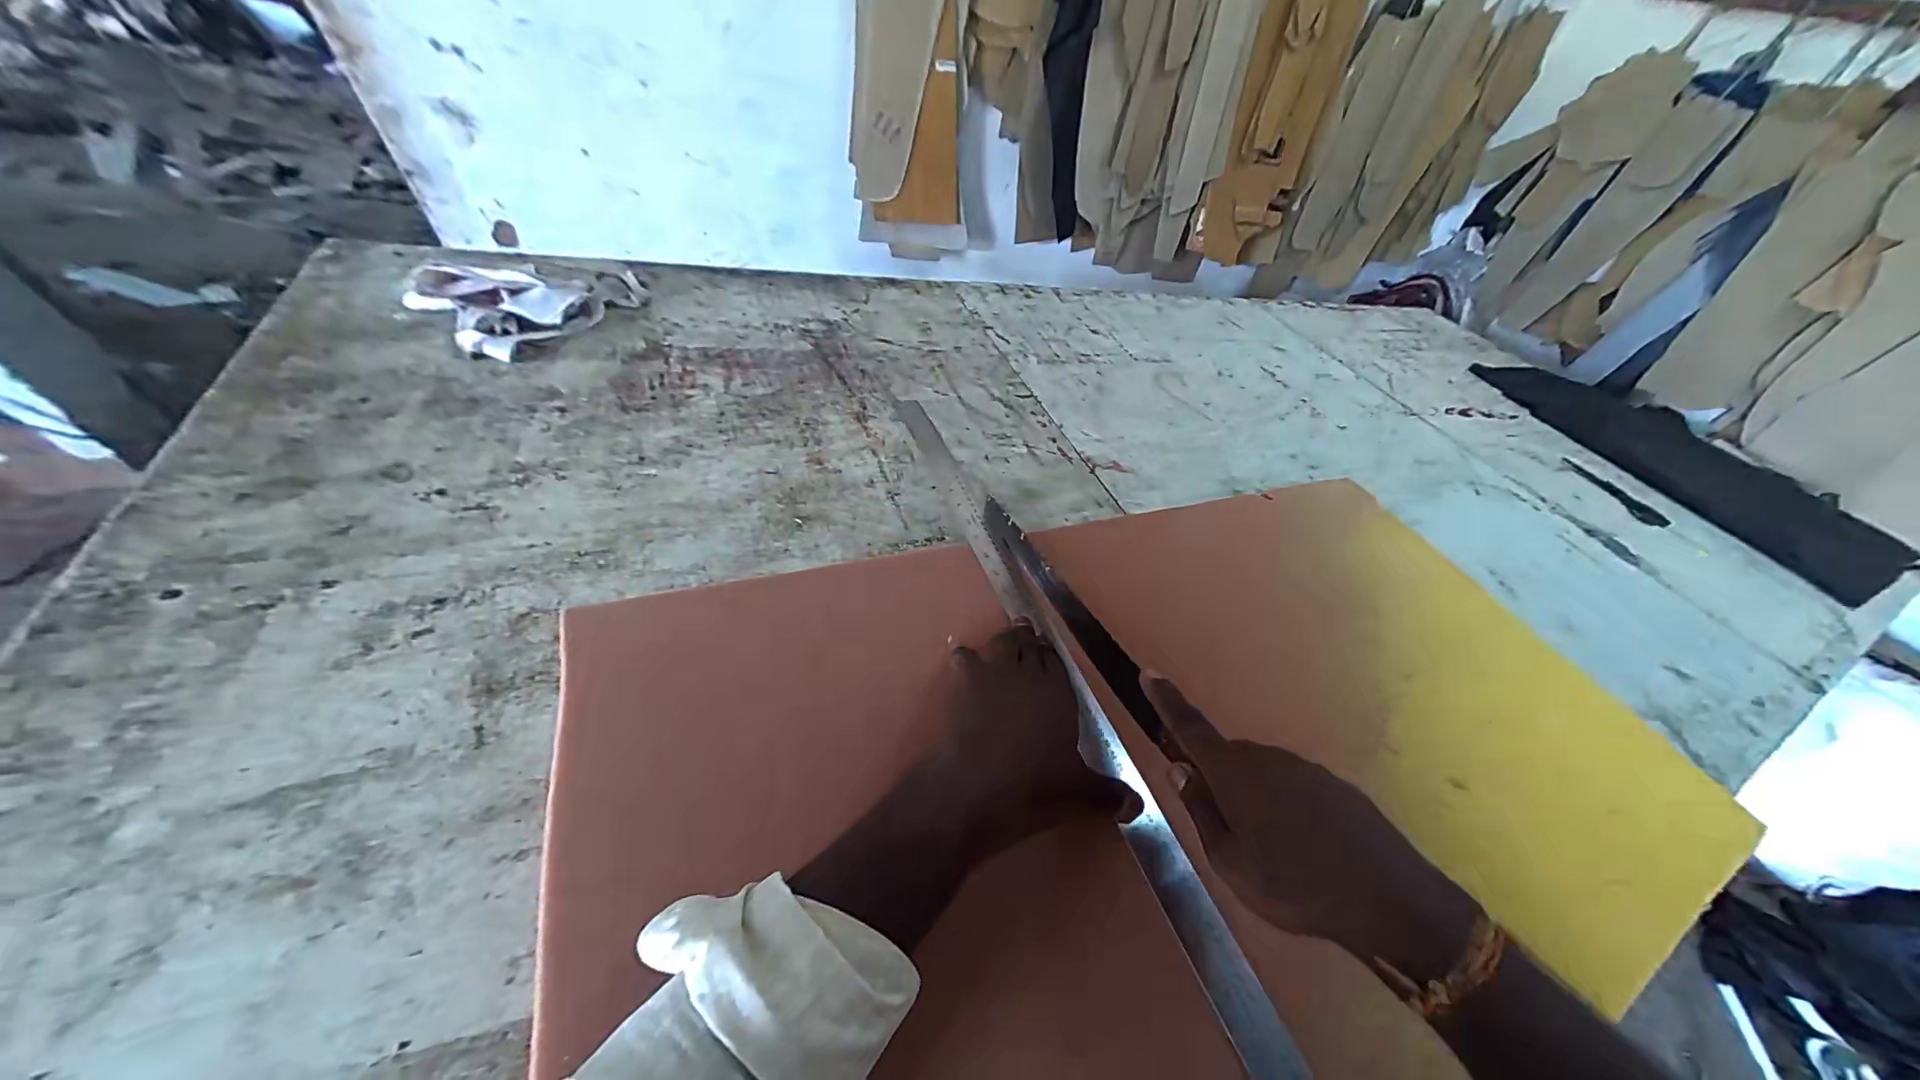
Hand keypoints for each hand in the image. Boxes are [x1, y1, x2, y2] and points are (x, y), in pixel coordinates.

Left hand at [927, 627, 1139, 858]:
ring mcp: (994, 670)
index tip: (1049, 654)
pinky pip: (963, 656)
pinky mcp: (963, 679)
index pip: (1057, 661)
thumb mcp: (1077, 791)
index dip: (1052, 657)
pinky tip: (962, 661)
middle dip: (1028, 640)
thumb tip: (1138, 807)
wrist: (976, 781)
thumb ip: (1107, 793)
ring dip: (1003, 641)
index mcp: (1059, 691)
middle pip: (1029, 644)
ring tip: (1004, 642)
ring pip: (1001, 642)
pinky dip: (964, 657)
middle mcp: (1029, 672)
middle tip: (1027, 636)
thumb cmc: (1032, 783)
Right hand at [1142, 674, 1480, 983]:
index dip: (1167, 701)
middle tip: (1222, 827)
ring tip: (1269, 850)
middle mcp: (1266, 758)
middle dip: (1215, 779)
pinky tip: (1303, 847)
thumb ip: (1201, 811)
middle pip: (1226, 758)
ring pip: (1259, 773)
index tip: (1149, 673)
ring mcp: (1304, 769)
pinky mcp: (1333, 785)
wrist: (1392, 902)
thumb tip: (1179, 770)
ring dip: (1252, 797)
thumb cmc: (1295, 887)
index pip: (1190, 728)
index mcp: (1234, 774)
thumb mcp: (1230, 863)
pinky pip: (1291, 785)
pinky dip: (1284, 806)